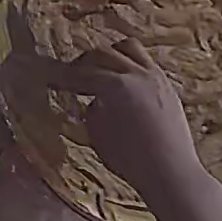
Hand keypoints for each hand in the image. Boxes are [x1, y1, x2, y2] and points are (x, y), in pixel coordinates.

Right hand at [33, 38, 207, 201]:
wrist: (171, 171)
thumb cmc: (130, 160)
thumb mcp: (99, 136)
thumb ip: (92, 112)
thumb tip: (93, 101)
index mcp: (116, 87)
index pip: (82, 75)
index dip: (63, 77)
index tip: (50, 80)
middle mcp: (136, 74)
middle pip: (103, 54)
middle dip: (82, 63)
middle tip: (71, 76)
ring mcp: (155, 76)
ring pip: (128, 48)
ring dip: (109, 55)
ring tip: (100, 70)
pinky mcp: (167, 85)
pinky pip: (144, 62)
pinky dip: (128, 65)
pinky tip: (122, 82)